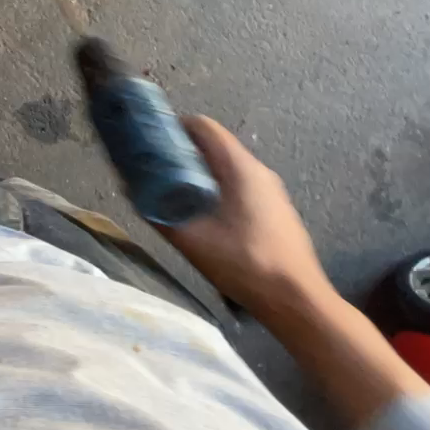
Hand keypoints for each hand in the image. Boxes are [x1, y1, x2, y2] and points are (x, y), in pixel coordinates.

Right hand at [161, 114, 335, 319]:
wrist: (299, 304)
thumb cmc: (245, 264)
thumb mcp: (190, 239)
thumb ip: (156, 213)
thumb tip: (130, 190)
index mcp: (240, 169)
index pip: (203, 126)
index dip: (172, 128)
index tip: (149, 143)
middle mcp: (259, 171)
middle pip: (212, 145)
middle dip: (180, 152)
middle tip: (153, 169)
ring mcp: (271, 191)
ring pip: (225, 166)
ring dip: (197, 171)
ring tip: (172, 192)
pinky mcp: (275, 209)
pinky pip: (238, 183)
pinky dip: (215, 187)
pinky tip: (202, 214)